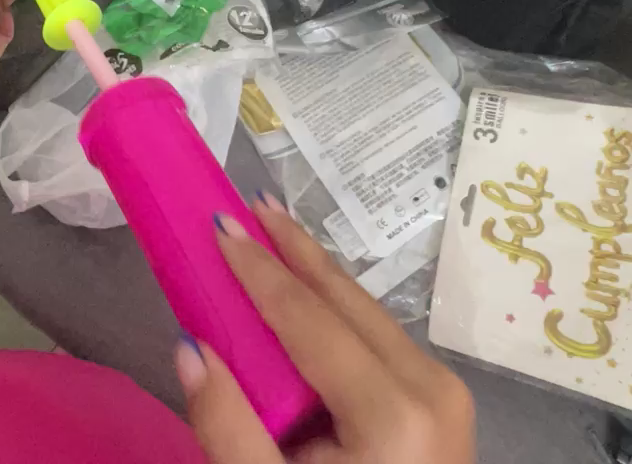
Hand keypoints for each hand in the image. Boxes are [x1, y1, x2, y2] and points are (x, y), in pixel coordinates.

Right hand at [178, 199, 474, 463]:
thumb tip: (188, 345)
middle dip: (292, 247)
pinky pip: (375, 334)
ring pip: (363, 309)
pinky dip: (334, 305)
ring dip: (312, 271)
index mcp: (393, 411)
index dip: (257, 266)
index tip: (219, 222)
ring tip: (272, 230)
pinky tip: (308, 289)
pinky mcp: (440, 403)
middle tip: (251, 202)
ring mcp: (443, 392)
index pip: (307, 317)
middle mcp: (429, 385)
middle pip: (344, 296)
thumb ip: (228, 429)